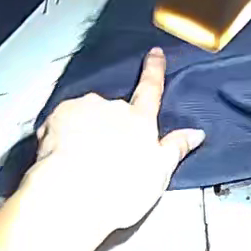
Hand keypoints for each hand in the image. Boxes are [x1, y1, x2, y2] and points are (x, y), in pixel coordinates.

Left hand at [19, 47, 204, 236]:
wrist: (72, 197)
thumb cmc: (119, 190)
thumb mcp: (159, 173)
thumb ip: (176, 148)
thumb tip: (195, 133)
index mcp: (140, 119)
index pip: (151, 88)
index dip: (154, 70)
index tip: (155, 54)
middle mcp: (112, 107)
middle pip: (115, 109)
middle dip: (111, 126)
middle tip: (108, 157)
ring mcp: (82, 109)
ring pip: (87, 115)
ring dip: (86, 131)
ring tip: (83, 162)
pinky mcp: (55, 117)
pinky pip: (61, 123)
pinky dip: (63, 136)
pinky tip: (64, 158)